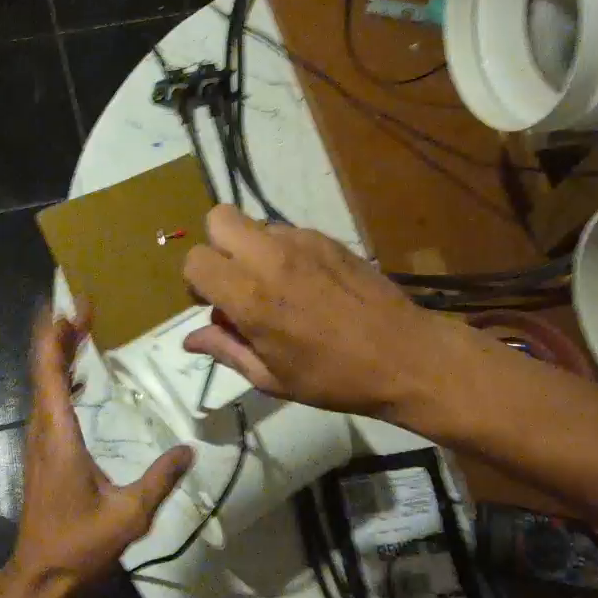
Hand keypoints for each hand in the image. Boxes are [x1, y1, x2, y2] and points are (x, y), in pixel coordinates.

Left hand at [8, 304, 194, 594]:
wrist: (40, 576)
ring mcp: (38, 441)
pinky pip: (46, 400)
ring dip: (57, 352)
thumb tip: (189, 449)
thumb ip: (160, 479)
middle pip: (43, 370)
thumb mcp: (130, 515)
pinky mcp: (41, 452)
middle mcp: (43, 430)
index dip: (57, 336)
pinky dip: (58, 376)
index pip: (51, 373)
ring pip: (42, 384)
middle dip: (58, 334)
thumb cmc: (80, 545)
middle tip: (81, 305)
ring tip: (78, 326)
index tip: (71, 306)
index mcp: (60, 436)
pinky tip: (75, 373)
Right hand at [181, 205, 462, 415]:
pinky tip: (306, 284)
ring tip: (276, 286)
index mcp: (251, 297)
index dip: (195, 281)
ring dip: (251, 249)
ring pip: (255, 224)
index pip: (195, 260)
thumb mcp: (272, 378)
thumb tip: (190, 338)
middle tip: (234, 281)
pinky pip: (287, 232)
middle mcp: (271, 258)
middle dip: (216, 246)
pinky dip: (282, 251)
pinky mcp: (328, 238)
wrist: (406, 357)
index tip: (212, 303)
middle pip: (218, 218)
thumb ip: (226, 350)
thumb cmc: (335, 378)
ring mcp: (302, 242)